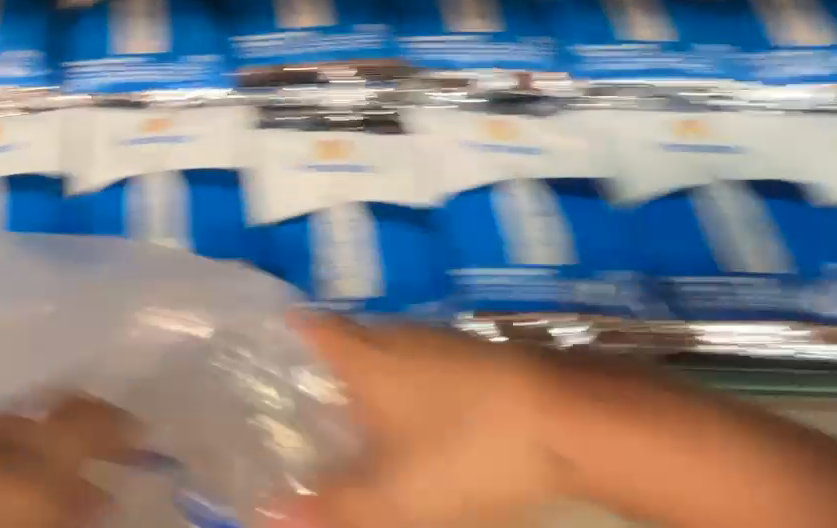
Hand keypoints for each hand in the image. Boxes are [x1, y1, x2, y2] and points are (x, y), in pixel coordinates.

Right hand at [292, 315, 578, 527]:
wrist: (568, 422)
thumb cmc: (465, 448)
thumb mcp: (395, 496)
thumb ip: (334, 507)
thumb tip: (268, 515)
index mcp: (363, 356)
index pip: (311, 327)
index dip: (288, 331)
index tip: (270, 342)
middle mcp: (395, 334)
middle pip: (349, 337)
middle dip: (329, 362)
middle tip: (310, 394)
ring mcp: (441, 340)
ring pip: (391, 350)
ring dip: (375, 375)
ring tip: (361, 414)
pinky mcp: (480, 356)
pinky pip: (427, 363)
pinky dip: (415, 386)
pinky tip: (424, 421)